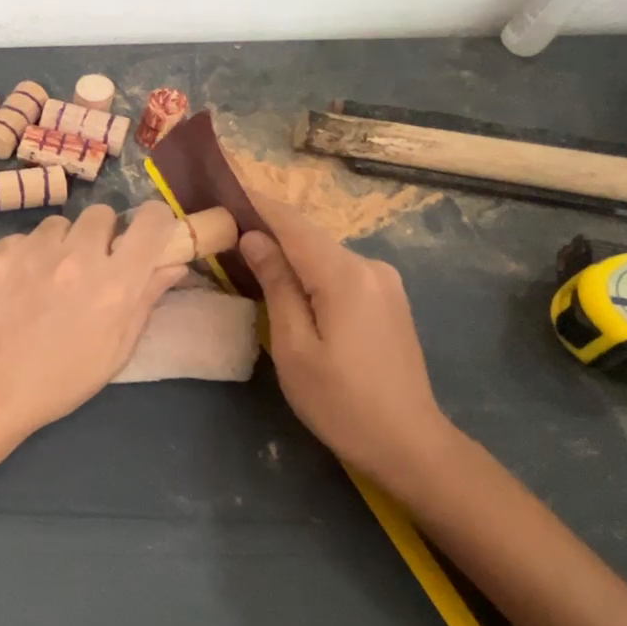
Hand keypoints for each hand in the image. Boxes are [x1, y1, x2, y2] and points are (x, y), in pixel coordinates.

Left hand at [0, 201, 186, 439]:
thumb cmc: (59, 382)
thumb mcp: (115, 352)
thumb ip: (144, 302)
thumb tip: (172, 265)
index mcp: (116, 284)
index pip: (152, 221)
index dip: (154, 222)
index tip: (145, 234)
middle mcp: (77, 257)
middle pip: (100, 214)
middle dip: (100, 234)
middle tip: (88, 264)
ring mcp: (33, 252)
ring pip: (57, 225)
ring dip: (59, 244)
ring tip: (47, 277)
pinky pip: (20, 239)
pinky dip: (24, 255)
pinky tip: (15, 286)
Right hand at [238, 199, 456, 488]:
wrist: (407, 442)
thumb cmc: (339, 400)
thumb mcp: (294, 346)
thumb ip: (277, 286)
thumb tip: (255, 239)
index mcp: (346, 276)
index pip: (293, 224)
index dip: (256, 202)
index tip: (221, 183)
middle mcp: (371, 268)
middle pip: (308, 236)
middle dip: (265, 227)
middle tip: (219, 226)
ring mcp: (384, 284)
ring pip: (322, 255)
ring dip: (284, 251)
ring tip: (240, 254)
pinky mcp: (387, 301)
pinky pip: (336, 272)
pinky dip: (305, 270)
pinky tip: (281, 282)